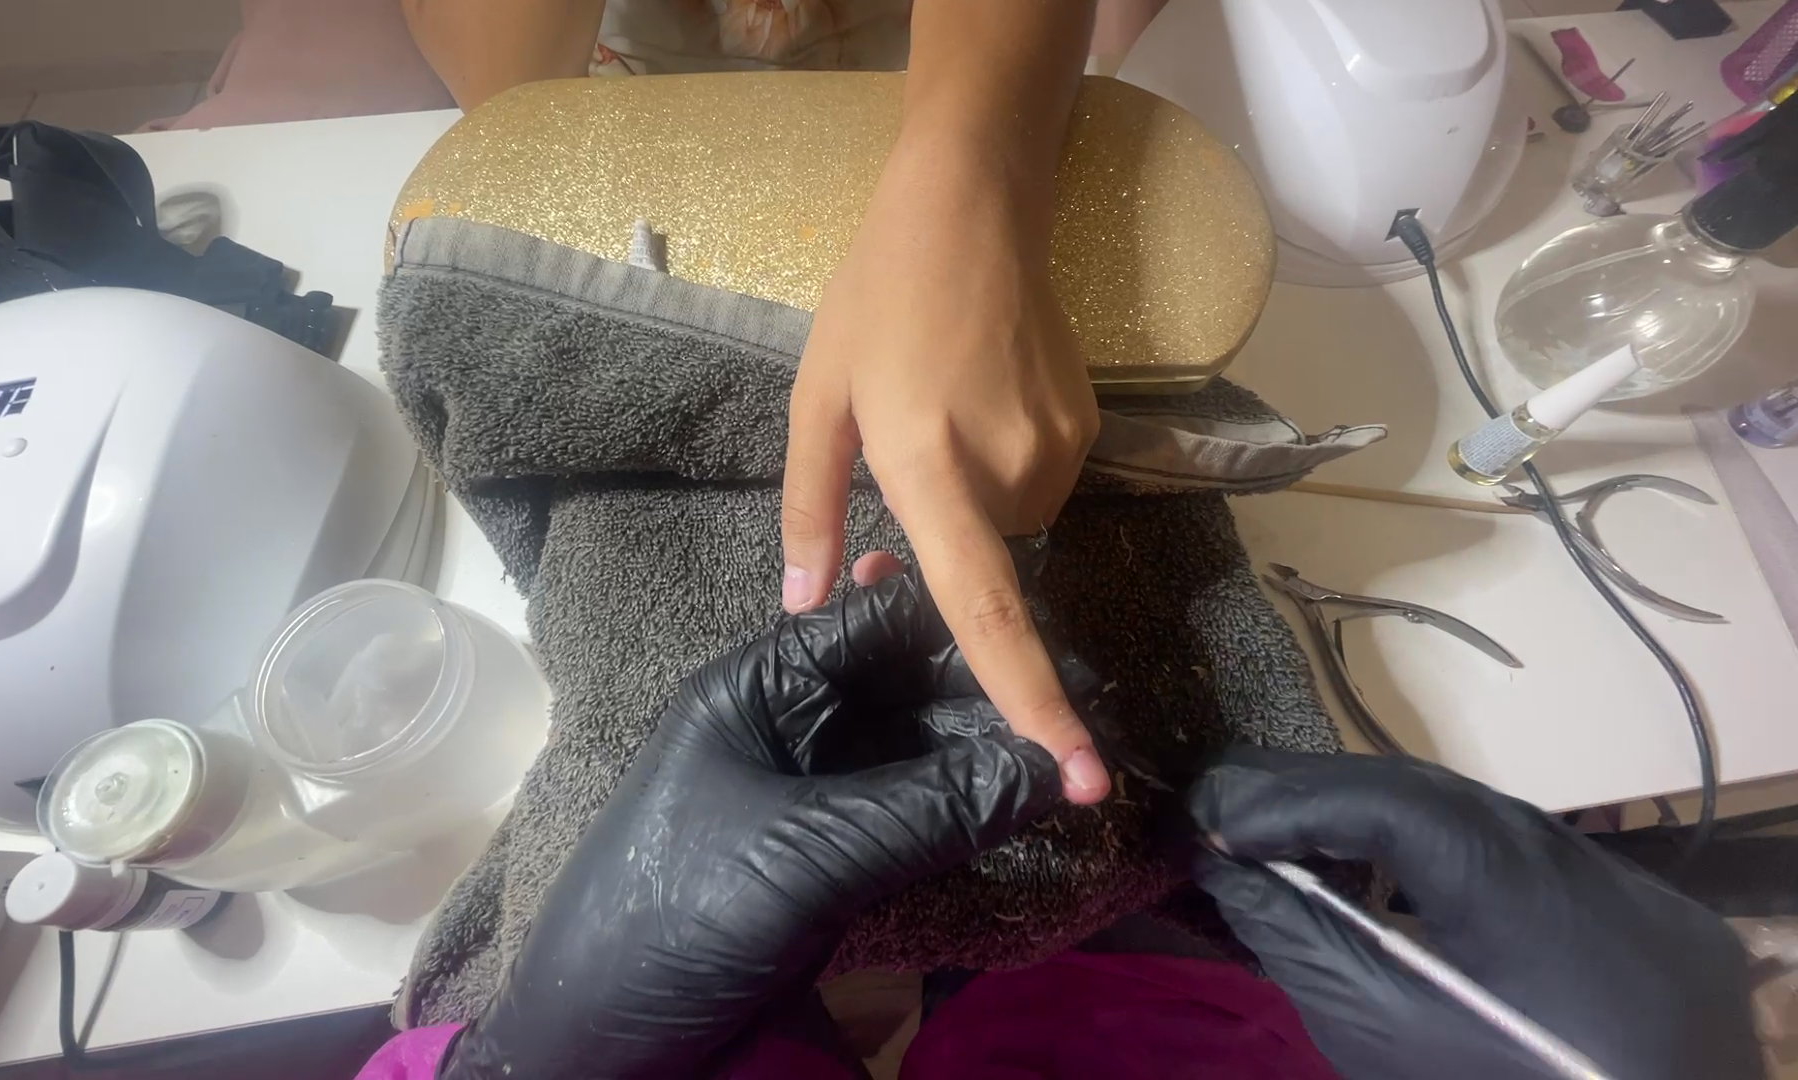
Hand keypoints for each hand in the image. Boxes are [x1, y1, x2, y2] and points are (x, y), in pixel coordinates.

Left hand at [444, 575, 1061, 1079]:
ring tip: (1077, 747)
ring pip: (919, 739)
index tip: (1055, 647)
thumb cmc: (679, 915)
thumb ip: (928, 808)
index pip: (878, 623)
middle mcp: (798, 712)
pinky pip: (913, 797)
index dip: (965, 631)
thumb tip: (1056, 771)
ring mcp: (819, 775)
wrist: (610, 1038)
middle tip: (1087, 704)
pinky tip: (1021, 794)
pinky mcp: (836, 832)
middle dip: (988, 691)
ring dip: (986, 746)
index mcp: (765, 681)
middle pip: (908, 678)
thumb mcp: (803, 855)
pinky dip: (964, 796)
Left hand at [781, 137, 1105, 803]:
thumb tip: (807, 602)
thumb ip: (811, 509)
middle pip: (984, 566)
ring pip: (1010, 525)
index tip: (1075, 774)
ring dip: (970, 506)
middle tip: (896, 490)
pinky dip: (1000, 477)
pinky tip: (978, 410)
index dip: (1028, 698)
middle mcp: (1013, 473)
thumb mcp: (818, 403)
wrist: (970, 208)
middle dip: (943, 554)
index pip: (985, 607)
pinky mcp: (1089, 429)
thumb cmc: (876, 300)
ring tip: (939, 425)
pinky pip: (1037, 487)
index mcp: (932, 467)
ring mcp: (1064, 451)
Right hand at [1189, 748, 1762, 1079]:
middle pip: (1410, 789)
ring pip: (1443, 803)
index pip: (1391, 804)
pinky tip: (1357, 860)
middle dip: (1299, 794)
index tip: (1214, 831)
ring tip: (1266, 830)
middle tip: (1216, 811)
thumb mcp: (1382, 1036)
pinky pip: (1479, 835)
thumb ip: (1290, 936)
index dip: (1289, 804)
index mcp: (1533, 899)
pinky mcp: (1609, 897)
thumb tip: (1212, 862)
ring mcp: (1603, 874)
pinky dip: (1399, 835)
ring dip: (1343, 809)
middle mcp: (1576, 860)